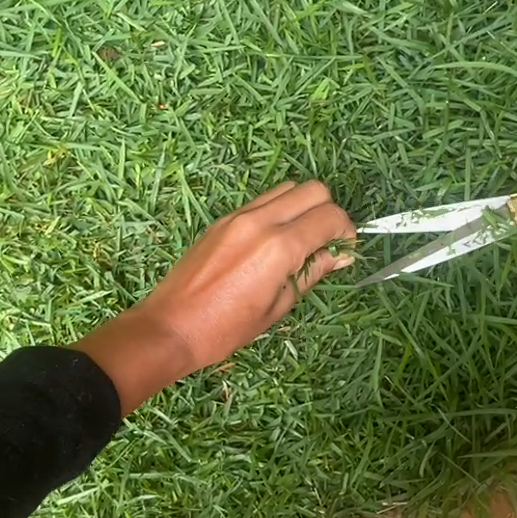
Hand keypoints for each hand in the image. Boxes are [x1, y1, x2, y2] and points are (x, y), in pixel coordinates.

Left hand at [74, 181, 356, 411]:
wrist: (169, 327)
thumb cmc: (226, 329)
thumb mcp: (278, 306)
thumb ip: (311, 273)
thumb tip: (339, 255)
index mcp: (278, 247)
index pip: (330, 217)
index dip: (347, 231)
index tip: (346, 250)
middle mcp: (261, 221)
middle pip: (313, 190)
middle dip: (329, 211)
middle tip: (327, 241)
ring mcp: (239, 216)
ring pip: (288, 188)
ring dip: (304, 207)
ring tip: (302, 240)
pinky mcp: (223, 219)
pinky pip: (263, 200)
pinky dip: (280, 211)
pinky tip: (276, 241)